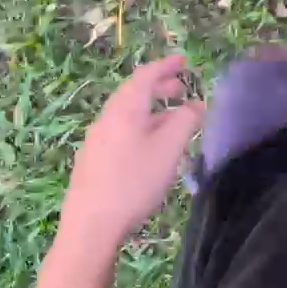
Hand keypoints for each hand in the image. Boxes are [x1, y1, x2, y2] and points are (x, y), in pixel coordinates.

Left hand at [61, 54, 205, 248]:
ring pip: (127, 114)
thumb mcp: (169, 149)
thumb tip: (196, 103)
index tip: (184, 60)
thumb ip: (186, 120)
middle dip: (159, 86)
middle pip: (133, 93)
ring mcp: (96, 140)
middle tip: (181, 88)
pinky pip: (120, 131)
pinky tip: (150, 147)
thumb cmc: (134, 181)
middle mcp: (106, 118)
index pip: (145, 75)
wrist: (90, 226)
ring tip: (172, 119)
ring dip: (151, 110)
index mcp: (125, 108)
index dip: (165, 65)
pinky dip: (140, 126)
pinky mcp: (92, 161)